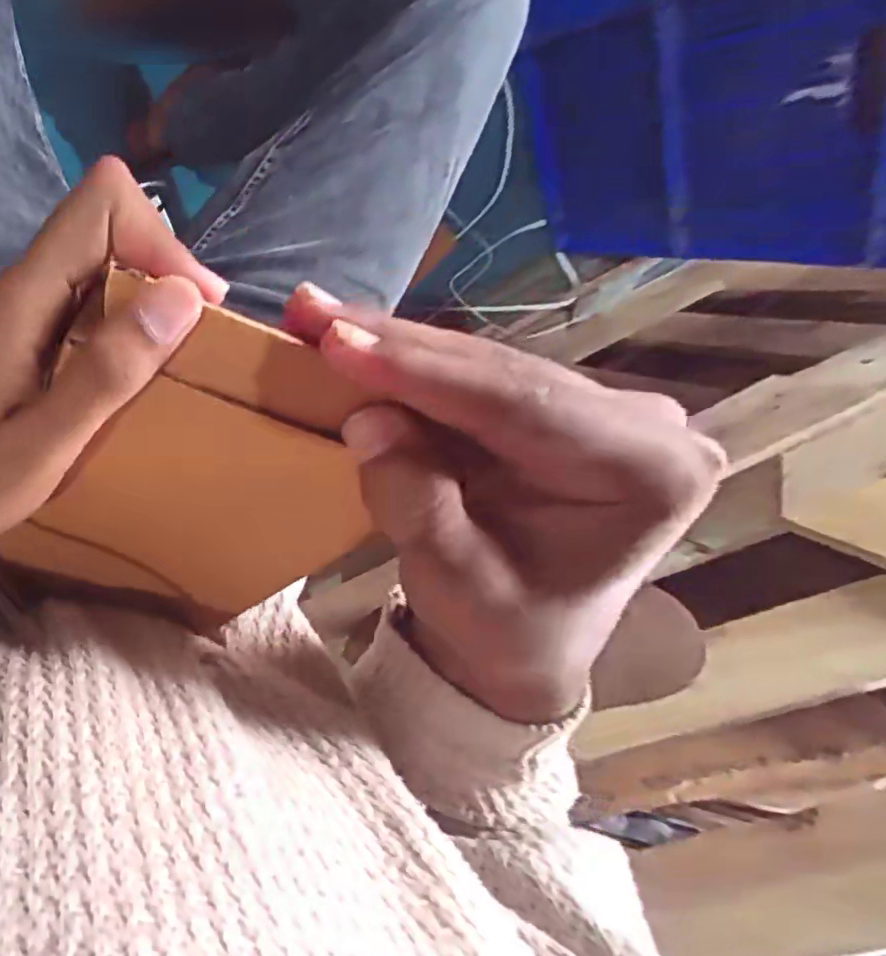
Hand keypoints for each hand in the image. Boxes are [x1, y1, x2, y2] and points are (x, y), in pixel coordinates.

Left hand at [0, 157, 229, 561]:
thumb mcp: (45, 442)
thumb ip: (106, 373)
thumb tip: (182, 297)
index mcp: (20, 300)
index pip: (98, 204)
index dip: (155, 237)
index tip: (188, 304)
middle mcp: (19, 289)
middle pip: (104, 226)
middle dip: (160, 268)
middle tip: (189, 337)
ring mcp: (21, 310)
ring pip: (100, 262)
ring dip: (146, 297)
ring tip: (168, 356)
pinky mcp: (27, 334)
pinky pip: (87, 300)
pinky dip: (123, 321)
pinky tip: (132, 368)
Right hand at [285, 285, 726, 723]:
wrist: (517, 644)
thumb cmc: (495, 626)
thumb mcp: (450, 580)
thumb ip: (415, 502)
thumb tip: (366, 421)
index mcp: (645, 471)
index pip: (516, 404)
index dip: (418, 371)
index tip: (337, 343)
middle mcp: (634, 424)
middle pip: (493, 370)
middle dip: (393, 342)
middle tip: (310, 310)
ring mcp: (589, 412)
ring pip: (473, 364)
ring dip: (389, 342)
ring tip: (315, 316)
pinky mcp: (542, 413)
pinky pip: (462, 379)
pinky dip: (398, 362)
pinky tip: (351, 339)